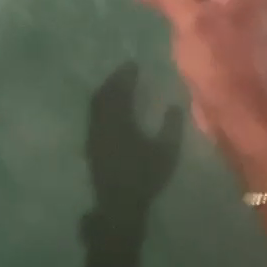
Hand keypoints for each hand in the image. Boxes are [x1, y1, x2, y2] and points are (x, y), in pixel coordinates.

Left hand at [85, 62, 182, 209]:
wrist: (118, 203)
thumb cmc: (145, 177)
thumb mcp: (165, 152)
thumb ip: (171, 126)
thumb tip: (176, 104)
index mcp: (119, 120)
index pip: (121, 90)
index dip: (126, 75)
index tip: (134, 64)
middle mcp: (102, 121)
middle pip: (105, 93)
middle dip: (114, 79)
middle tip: (125, 70)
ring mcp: (93, 132)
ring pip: (96, 103)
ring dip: (106, 89)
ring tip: (118, 83)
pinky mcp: (90, 142)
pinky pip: (93, 113)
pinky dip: (101, 103)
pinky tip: (109, 106)